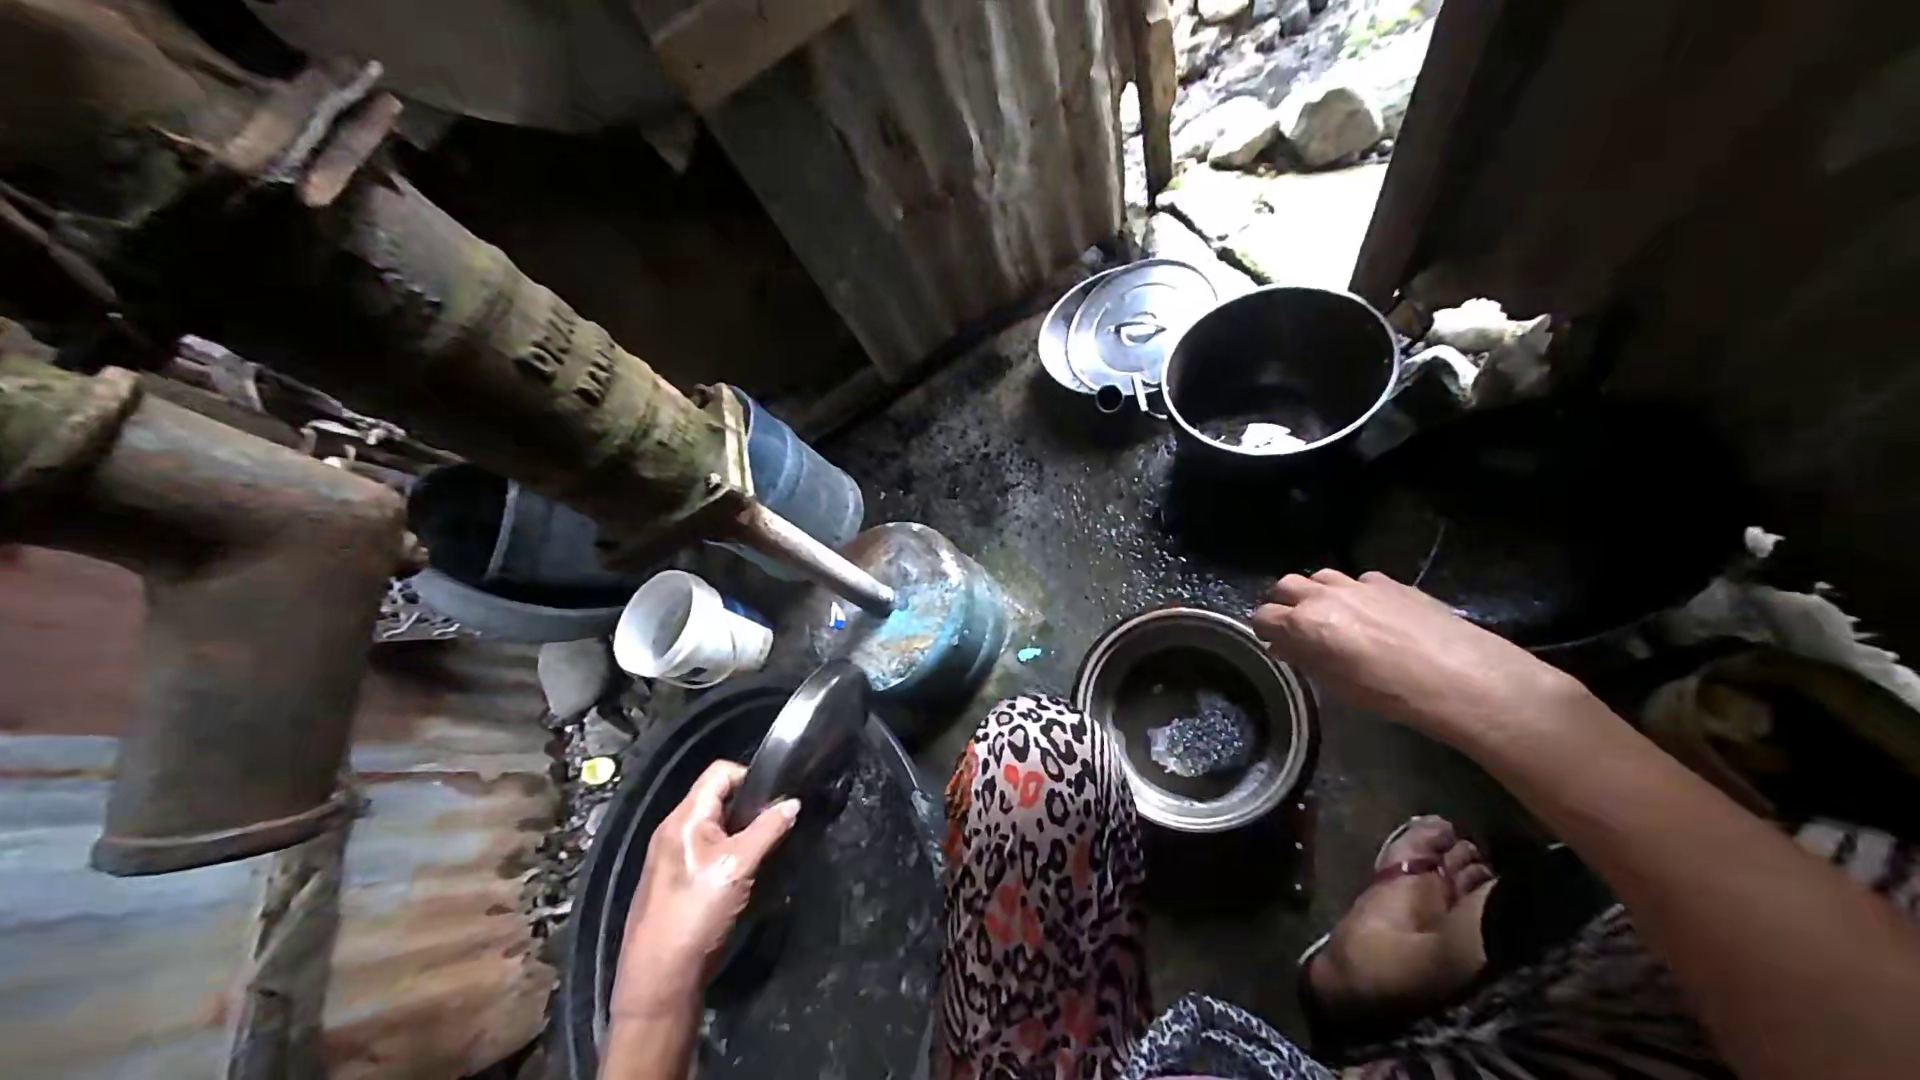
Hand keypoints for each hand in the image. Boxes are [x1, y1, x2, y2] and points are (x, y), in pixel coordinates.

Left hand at [610, 760, 799, 1018]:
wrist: (659, 977)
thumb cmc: (697, 913)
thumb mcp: (739, 866)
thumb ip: (768, 829)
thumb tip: (793, 803)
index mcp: (685, 816)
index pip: (720, 771)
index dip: (750, 776)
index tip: (774, 799)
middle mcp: (675, 827)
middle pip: (718, 796)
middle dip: (749, 805)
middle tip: (774, 824)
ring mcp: (671, 853)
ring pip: (714, 823)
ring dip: (741, 830)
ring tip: (764, 847)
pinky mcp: (674, 876)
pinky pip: (706, 846)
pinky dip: (728, 849)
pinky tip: (744, 871)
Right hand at [1250, 570, 1582, 744]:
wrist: (1468, 680)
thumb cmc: (1396, 695)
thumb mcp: (1339, 686)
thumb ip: (1305, 660)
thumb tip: (1286, 647)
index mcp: (1306, 623)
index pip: (1264, 616)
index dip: (1265, 631)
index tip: (1275, 644)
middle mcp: (1326, 595)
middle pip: (1285, 586)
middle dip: (1285, 605)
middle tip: (1298, 629)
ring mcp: (1360, 584)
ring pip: (1320, 577)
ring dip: (1317, 594)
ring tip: (1333, 618)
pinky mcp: (1391, 582)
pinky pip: (1358, 581)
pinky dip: (1355, 594)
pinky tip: (1373, 615)